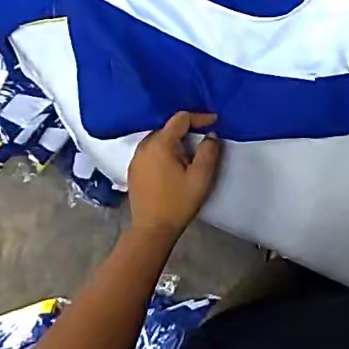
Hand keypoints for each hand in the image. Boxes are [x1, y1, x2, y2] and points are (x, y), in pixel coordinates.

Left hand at [127, 112, 221, 238]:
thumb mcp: (201, 177)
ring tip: (191, 150)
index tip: (215, 121)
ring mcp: (136, 158)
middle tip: (204, 138)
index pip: (180, 119)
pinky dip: (164, 151)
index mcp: (160, 143)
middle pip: (168, 127)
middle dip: (188, 129)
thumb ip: (209, 151)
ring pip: (159, 139)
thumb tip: (210, 135)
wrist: (152, 230)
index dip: (200, 117)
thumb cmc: (178, 202)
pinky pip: (151, 151)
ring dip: (175, 141)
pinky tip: (174, 163)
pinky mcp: (133, 170)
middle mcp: (144, 146)